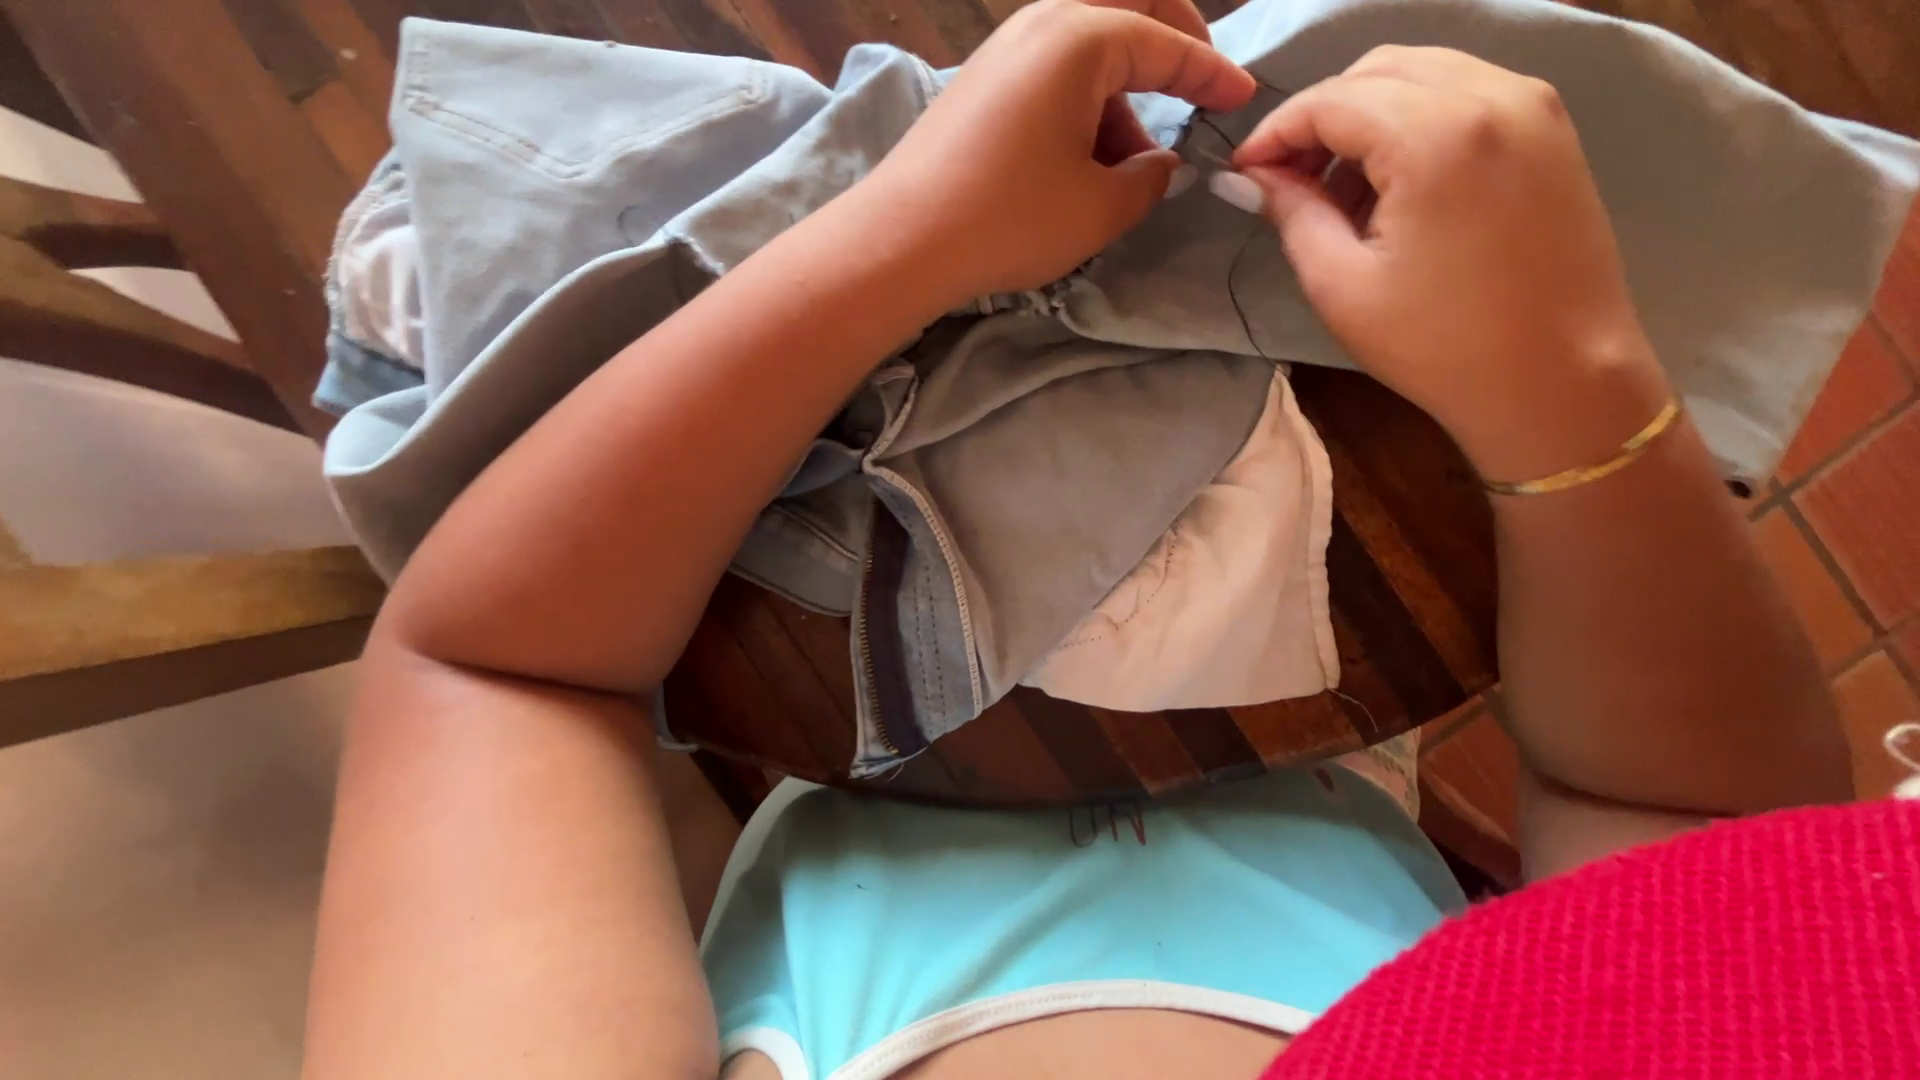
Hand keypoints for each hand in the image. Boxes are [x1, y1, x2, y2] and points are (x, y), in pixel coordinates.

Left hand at [860, 0, 1255, 302]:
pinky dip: (1080, 110)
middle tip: (1196, 88)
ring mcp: (1004, 52)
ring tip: (1130, 171)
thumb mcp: (1100, 208)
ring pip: (1085, 54)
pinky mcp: (979, 86)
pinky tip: (1083, 164)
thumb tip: (1160, 163)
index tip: (1242, 97)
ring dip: (1120, 99)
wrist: (903, 241)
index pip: (1167, 44)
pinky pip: (1049, 80)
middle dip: (1170, 47)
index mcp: (1083, 36)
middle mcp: (1042, 24)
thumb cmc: (1010, 220)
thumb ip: (1149, 180)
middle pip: (1125, 15)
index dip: (1212, 73)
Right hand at [1233, 47, 1669, 482]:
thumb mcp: (1341, 284)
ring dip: (1366, 117)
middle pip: (1377, 70)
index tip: (1242, 173)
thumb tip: (1250, 177)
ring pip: (1423, 73)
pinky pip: (1463, 94)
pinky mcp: (1550, 129)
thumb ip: (1292, 214)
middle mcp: (1492, 94)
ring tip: (1339, 189)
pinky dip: (1414, 120)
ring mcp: (1532, 105)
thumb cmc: (1437, 343)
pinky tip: (1394, 185)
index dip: (1275, 131)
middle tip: (1285, 180)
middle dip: (1319, 116)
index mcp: (1436, 134)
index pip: (1332, 99)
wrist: (1556, 377)